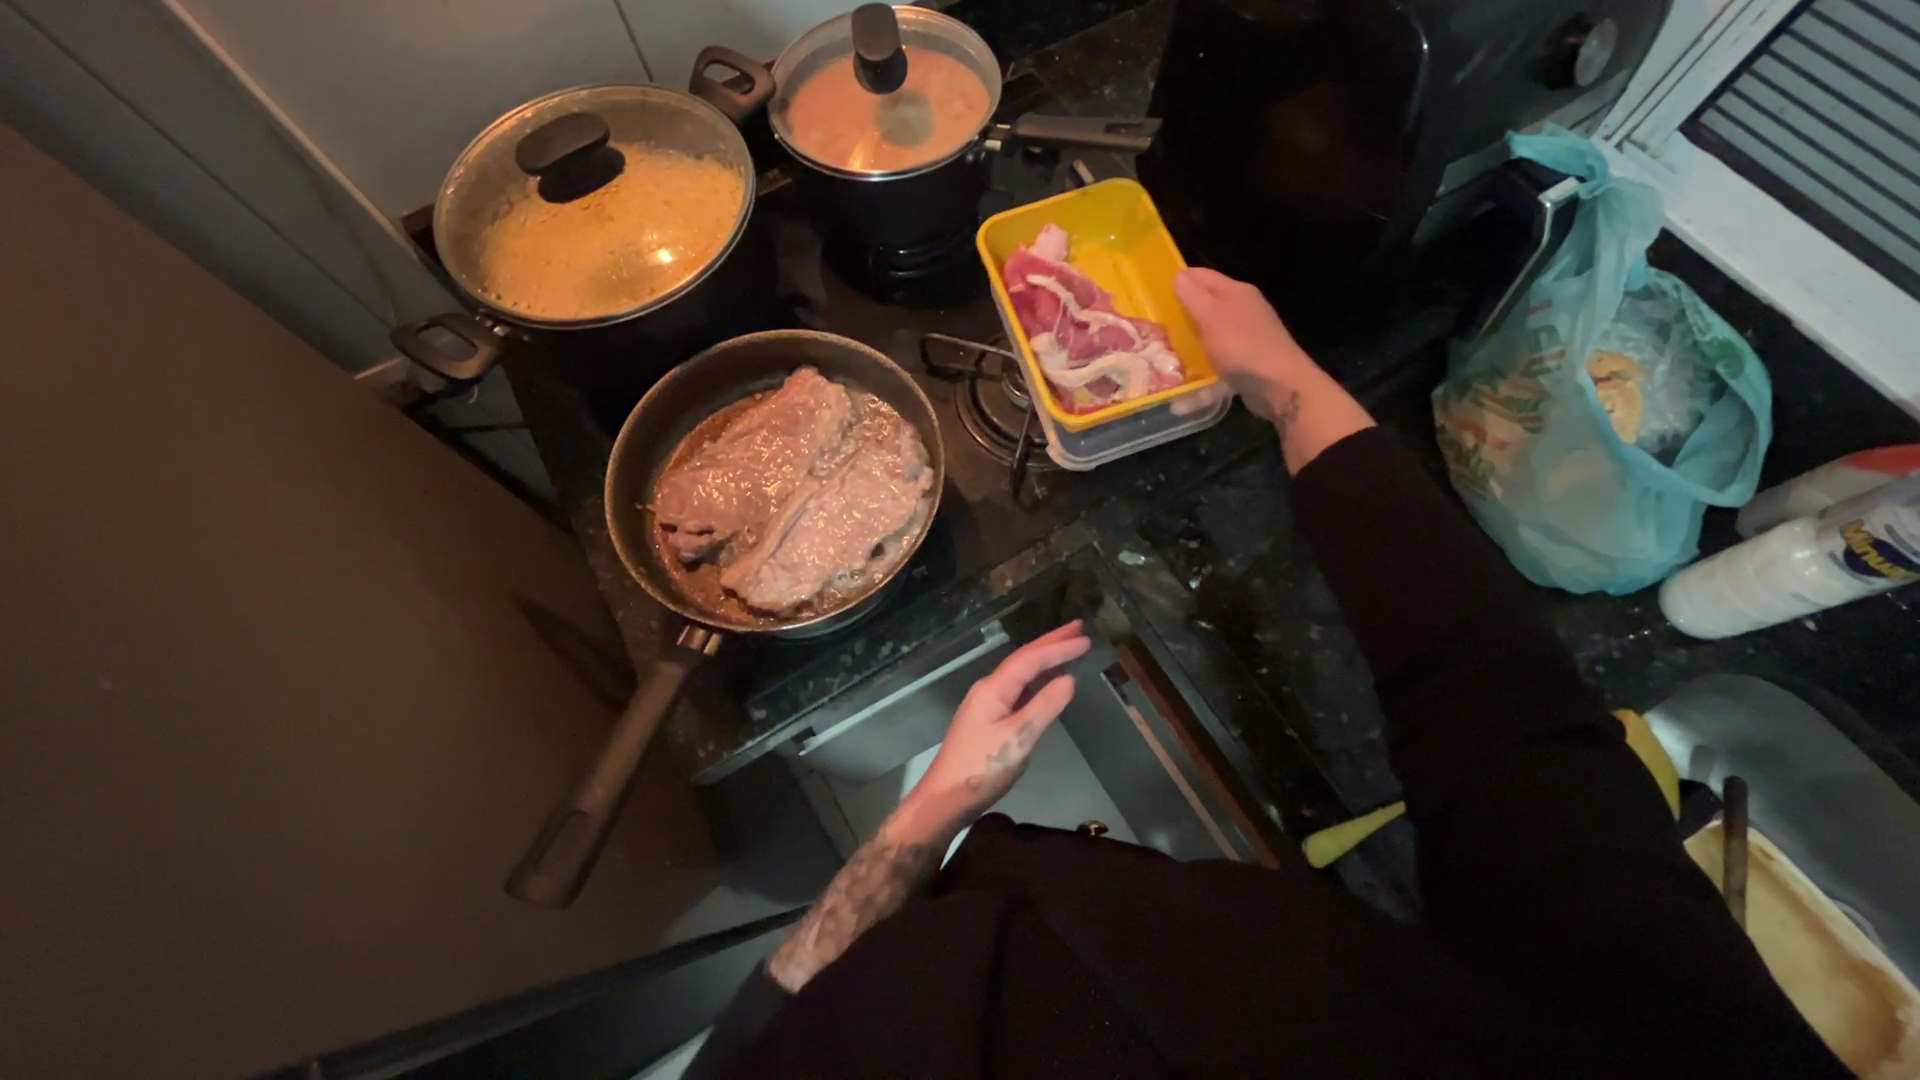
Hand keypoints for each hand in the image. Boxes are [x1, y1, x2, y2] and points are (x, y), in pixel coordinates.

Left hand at [906, 621, 1092, 819]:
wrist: (944, 798)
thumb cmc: (981, 769)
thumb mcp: (1018, 739)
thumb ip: (1044, 707)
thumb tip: (1068, 679)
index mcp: (993, 689)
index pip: (1030, 659)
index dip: (1058, 648)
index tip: (1085, 638)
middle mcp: (988, 689)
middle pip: (1023, 660)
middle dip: (1051, 643)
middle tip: (1078, 628)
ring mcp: (986, 705)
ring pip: (1020, 674)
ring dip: (1044, 659)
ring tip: (1067, 647)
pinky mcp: (988, 721)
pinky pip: (1017, 690)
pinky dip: (1036, 681)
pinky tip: (1046, 683)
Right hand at [1174, 267, 1311, 421]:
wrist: (1280, 384)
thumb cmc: (1242, 348)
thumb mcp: (1212, 318)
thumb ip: (1194, 297)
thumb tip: (1178, 275)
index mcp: (1237, 290)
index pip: (1202, 275)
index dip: (1180, 280)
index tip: (1155, 294)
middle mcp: (1245, 305)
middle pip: (1210, 298)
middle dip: (1186, 306)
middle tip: (1159, 320)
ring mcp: (1250, 329)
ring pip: (1216, 322)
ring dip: (1197, 329)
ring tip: (1172, 341)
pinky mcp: (1251, 353)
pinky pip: (1223, 345)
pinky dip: (1209, 349)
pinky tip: (1197, 360)